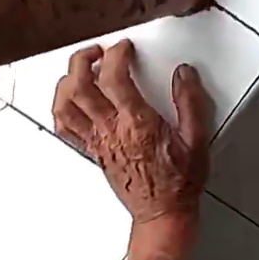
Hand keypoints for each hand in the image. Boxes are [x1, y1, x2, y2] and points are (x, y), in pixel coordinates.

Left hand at [51, 41, 214, 259]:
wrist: (163, 212)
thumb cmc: (179, 181)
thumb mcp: (197, 139)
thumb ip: (190, 103)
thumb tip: (184, 75)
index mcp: (137, 124)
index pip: (114, 79)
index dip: (117, 55)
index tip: (125, 47)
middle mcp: (112, 131)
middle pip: (79, 86)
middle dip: (83, 60)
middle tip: (98, 51)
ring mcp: (98, 142)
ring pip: (65, 105)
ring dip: (67, 80)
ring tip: (81, 69)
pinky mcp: (92, 151)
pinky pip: (64, 127)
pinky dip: (61, 108)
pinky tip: (69, 99)